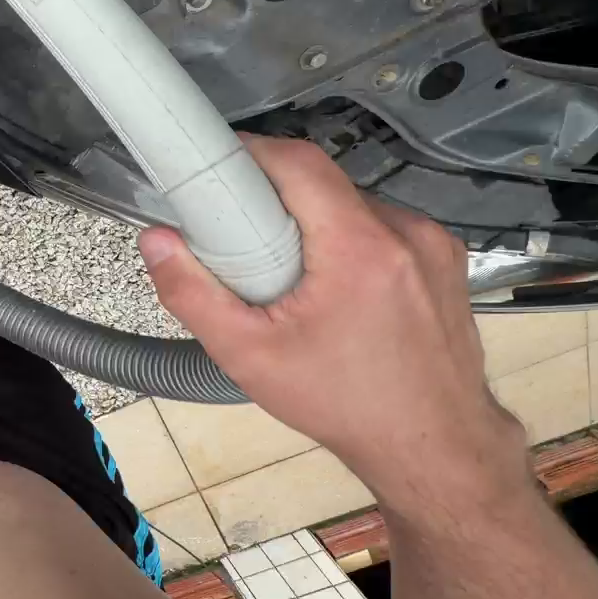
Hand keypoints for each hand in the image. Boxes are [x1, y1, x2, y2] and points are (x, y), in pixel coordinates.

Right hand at [138, 137, 526, 502]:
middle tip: (226, 232)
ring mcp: (433, 245)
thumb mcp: (243, 353)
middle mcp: (407, 233)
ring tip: (270, 267)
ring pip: (346, 203)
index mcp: (360, 248)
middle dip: (265, 195)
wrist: (432, 447)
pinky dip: (334, 237)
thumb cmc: (338, 400)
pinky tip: (315, 283)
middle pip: (320, 182)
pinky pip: (373, 225)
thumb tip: (155, 240)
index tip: (209, 165)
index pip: (299, 163)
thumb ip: (190, 292)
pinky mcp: (442, 260)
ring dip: (301, 218)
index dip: (248, 151)